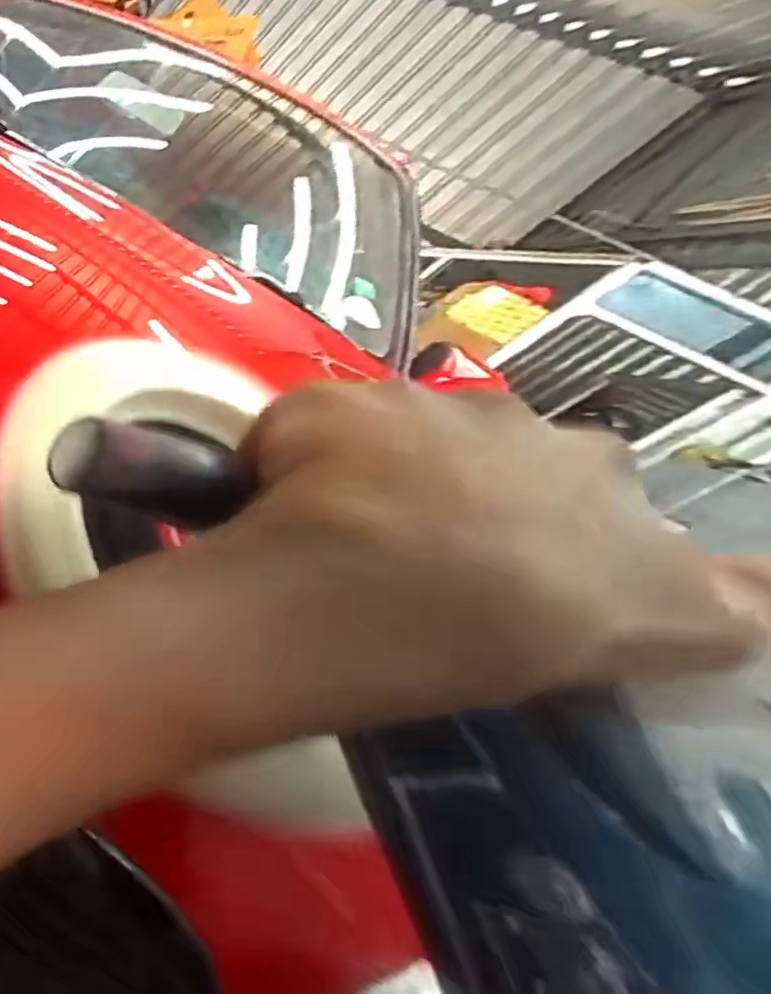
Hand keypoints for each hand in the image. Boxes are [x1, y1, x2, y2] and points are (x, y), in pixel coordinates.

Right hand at [191, 381, 768, 745]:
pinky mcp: (685, 606)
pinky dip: (724, 601)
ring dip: (569, 541)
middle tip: (416, 547)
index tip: (353, 503)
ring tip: (494, 592)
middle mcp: (552, 440)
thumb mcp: (290, 422)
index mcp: (462, 405)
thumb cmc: (312, 496)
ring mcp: (627, 520)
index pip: (436, 428)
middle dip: (485, 493)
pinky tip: (702, 610)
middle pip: (529, 461)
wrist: (369, 571)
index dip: (393, 466)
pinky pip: (743, 599)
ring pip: (613, 521)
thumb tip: (324, 456)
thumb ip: (326, 425)